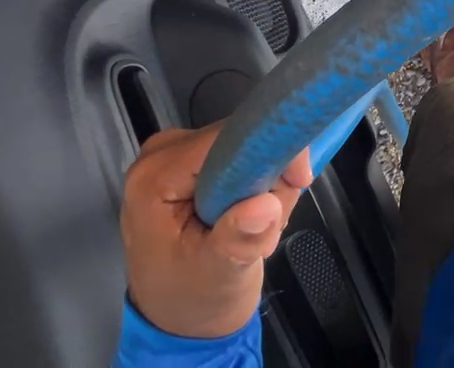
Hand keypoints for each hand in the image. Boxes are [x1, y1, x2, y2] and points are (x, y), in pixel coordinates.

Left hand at [121, 124, 312, 338]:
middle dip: (269, 175)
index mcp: (155, 176)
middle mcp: (162, 155)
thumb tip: (263, 205)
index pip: (228, 136)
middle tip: (271, 222)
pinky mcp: (195, 160)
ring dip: (268, 183)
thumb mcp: (219, 274)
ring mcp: (178, 155)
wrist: (181, 318)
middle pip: (241, 135)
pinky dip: (260, 181)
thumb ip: (239, 239)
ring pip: (250, 142)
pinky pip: (246, 151)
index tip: (298, 181)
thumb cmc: (193, 297)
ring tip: (259, 227)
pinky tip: (252, 214)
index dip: (270, 151)